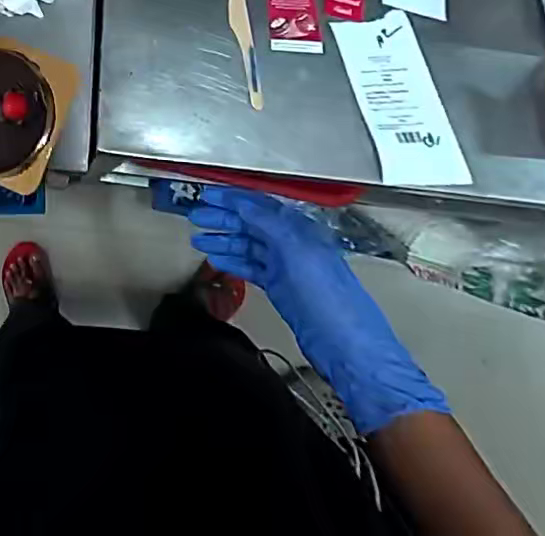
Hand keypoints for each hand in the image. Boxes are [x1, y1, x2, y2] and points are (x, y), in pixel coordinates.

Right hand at [187, 186, 447, 433]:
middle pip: (252, 223)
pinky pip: (251, 267)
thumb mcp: (297, 252)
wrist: (349, 349)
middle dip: (223, 217)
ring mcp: (286, 267)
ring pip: (249, 245)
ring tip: (198, 239)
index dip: (232, 198)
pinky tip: (215, 259)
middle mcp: (292, 243)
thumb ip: (269, 224)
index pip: (260, 205)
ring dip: (224, 240)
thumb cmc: (327, 297)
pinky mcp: (280, 288)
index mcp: (299, 229)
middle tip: (195, 216)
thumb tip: (242, 202)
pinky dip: (233, 261)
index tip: (206, 194)